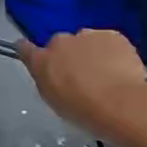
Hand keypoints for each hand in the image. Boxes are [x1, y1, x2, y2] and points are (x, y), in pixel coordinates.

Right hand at [18, 29, 146, 139]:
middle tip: (82, 75)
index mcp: (42, 62)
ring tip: (106, 74)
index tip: (32, 53)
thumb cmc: (83, 111)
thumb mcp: (55, 101)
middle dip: (69, 55)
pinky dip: (113, 51)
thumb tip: (53, 74)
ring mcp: (88, 35)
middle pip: (61, 44)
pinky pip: (109, 41)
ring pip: (87, 41)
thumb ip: (49, 81)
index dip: (28, 50)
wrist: (119, 103)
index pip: (25, 49)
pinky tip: (122, 68)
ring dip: (91, 52)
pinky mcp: (112, 35)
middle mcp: (60, 42)